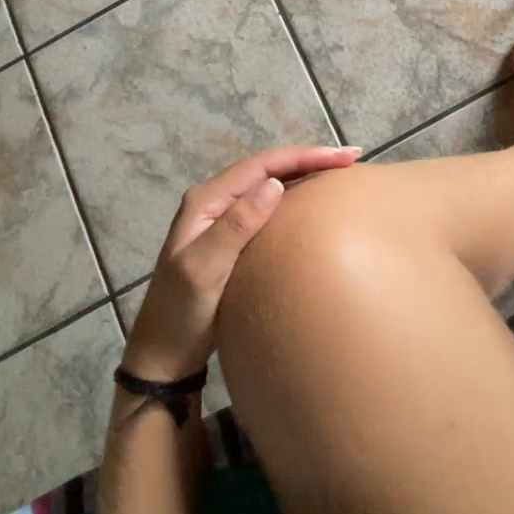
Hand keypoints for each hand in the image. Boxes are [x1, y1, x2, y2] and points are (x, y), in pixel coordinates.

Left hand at [122, 145, 361, 380]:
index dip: (304, 156)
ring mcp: (221, 220)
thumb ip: (237, 225)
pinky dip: (294, 198)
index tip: (344, 156)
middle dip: (308, 159)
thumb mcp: (205, 269)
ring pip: (268, 184)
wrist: (162, 357)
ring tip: (337, 172)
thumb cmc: (181, 314)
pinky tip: (311, 203)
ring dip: (303, 174)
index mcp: (206, 200)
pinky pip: (267, 206)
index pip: (261, 165)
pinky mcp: (231, 239)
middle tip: (351, 158)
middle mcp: (213, 202)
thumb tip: (275, 184)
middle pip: (267, 168)